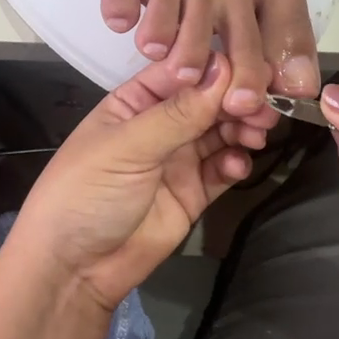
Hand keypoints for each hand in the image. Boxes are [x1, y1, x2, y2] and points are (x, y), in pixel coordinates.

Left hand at [7, 54, 251, 309]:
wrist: (76, 268)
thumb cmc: (87, 193)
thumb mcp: (127, 147)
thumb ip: (177, 113)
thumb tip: (222, 69)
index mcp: (135, 100)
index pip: (182, 72)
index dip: (215, 70)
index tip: (247, 72)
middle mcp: (160, 123)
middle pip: (208, 100)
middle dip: (236, 100)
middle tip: (262, 107)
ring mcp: (178, 158)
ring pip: (221, 132)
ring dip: (242, 128)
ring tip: (256, 134)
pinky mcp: (194, 193)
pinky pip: (223, 168)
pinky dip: (236, 162)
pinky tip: (236, 166)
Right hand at [96, 0, 320, 120]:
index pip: (288, 25)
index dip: (284, 66)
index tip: (276, 93)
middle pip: (230, 47)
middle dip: (225, 81)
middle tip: (211, 91)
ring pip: (173, 33)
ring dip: (168, 49)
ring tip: (161, 53)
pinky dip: (118, 8)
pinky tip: (119, 9)